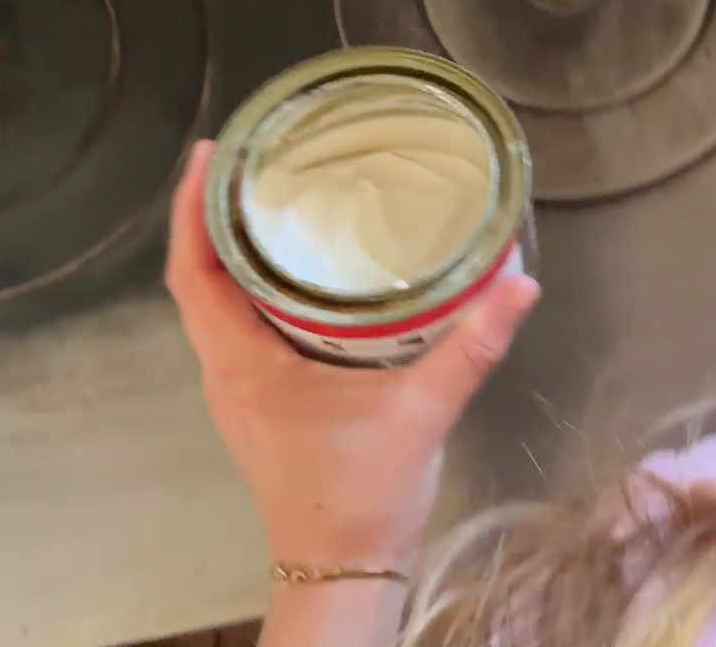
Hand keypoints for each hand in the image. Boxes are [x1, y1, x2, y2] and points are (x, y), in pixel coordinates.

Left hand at [164, 142, 539, 570]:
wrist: (347, 560)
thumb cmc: (366, 488)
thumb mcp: (425, 409)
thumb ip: (474, 345)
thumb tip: (524, 282)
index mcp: (247, 365)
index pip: (196, 276)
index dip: (191, 212)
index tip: (209, 154)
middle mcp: (233, 368)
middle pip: (206, 278)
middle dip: (218, 215)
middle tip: (262, 159)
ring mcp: (250, 383)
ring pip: (229, 300)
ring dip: (243, 247)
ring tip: (286, 198)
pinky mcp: (274, 393)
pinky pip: (255, 320)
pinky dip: (269, 281)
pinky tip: (317, 266)